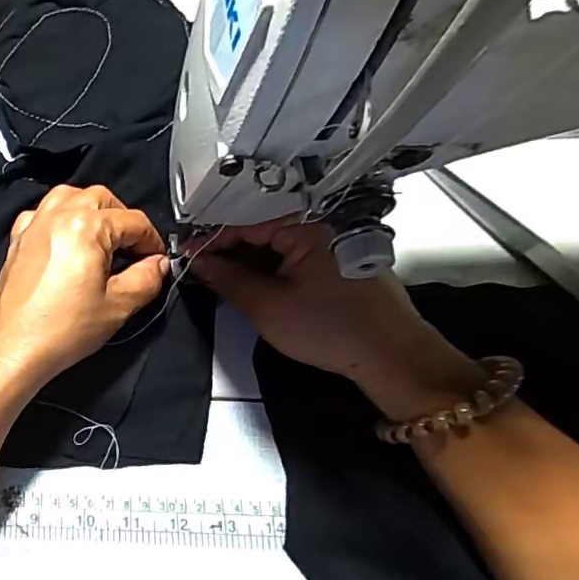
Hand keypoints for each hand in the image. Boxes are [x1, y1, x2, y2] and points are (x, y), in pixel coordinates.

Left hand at [0, 184, 169, 390]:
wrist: (15, 349)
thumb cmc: (59, 331)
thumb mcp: (118, 306)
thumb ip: (146, 278)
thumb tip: (157, 265)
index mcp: (85, 227)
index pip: (134, 221)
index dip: (152, 241)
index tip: (157, 260)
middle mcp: (57, 216)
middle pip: (102, 199)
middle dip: (124, 220)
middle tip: (134, 251)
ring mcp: (34, 226)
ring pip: (71, 197)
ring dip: (93, 211)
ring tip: (104, 241)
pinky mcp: (18, 241)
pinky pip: (44, 213)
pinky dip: (61, 218)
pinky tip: (69, 243)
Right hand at [193, 220, 481, 417]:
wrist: (389, 355)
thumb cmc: (332, 329)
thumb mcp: (267, 306)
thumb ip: (228, 279)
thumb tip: (201, 263)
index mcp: (308, 227)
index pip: (247, 224)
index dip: (214, 240)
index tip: (189, 254)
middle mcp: (325, 228)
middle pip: (264, 233)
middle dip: (231, 251)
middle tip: (203, 271)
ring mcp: (337, 246)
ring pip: (281, 248)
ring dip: (252, 263)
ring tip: (224, 282)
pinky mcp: (342, 265)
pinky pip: (298, 259)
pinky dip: (274, 270)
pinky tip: (256, 287)